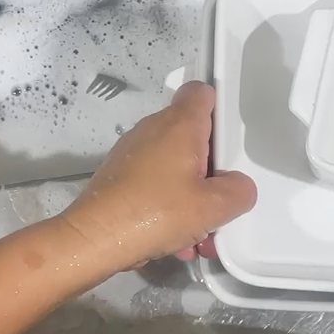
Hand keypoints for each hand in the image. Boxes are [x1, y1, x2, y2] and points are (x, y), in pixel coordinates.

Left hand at [60, 82, 256, 270]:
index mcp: (178, 125)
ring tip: (200, 232)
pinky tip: (176, 240)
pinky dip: (169, 207)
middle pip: (192, 136)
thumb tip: (238, 187)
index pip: (201, 92)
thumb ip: (238, 192)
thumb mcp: (212, 207)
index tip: (230, 140)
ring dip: (191, 196)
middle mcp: (153, 130)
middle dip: (211, 169)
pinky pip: (155, 185)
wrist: (95, 239)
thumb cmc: (155, 213)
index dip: (220, 109)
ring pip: (174, 166)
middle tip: (220, 197)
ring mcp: (133, 154)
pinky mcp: (120, 177)